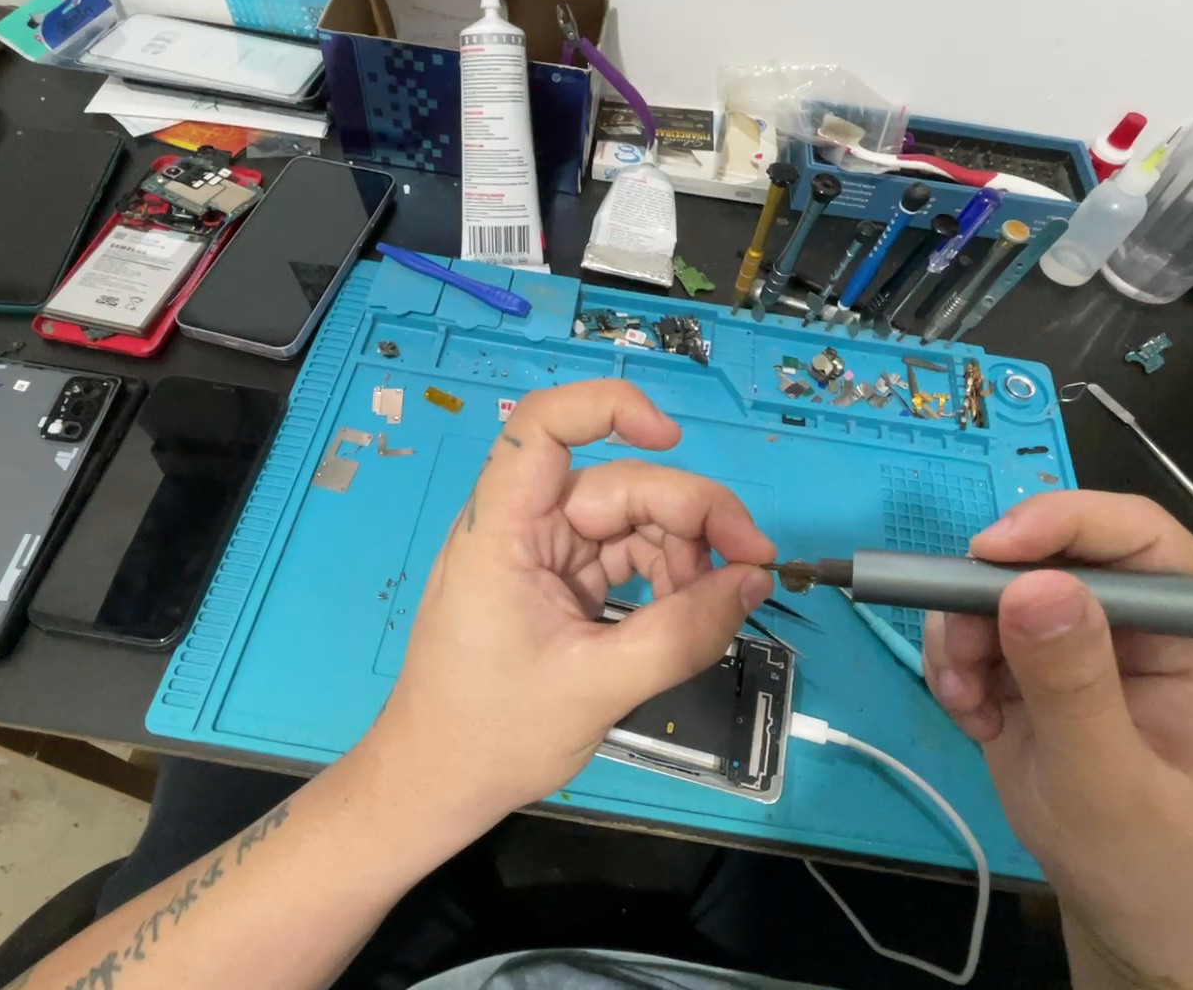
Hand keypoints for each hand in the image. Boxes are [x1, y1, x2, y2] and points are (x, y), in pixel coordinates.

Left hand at [370, 380, 775, 827]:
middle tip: (753, 563)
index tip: (672, 439)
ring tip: (715, 606)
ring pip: (631, 519)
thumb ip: (681, 634)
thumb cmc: (492, 734)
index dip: (606, 407)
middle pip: (618, 483)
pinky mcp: (562, 581)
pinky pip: (627, 556)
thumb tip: (754, 581)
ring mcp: (545, 552)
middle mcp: (524, 524)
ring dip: (685, 552)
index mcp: (503, 529)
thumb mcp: (595, 688)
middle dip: (691, 514)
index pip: (541, 426)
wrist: (438, 783)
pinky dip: (666, 577)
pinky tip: (690, 611)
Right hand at [921, 491, 1192, 986]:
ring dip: (959, 638)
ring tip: (964, 703)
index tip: (989, 552)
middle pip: (1047, 554)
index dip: (1066, 523)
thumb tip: (1031, 587)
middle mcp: (1136, 622)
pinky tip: (970, 715)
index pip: (1141, 539)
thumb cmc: (1142, 858)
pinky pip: (968, 625)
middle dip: (986, 598)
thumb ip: (1074, 688)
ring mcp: (1077, 638)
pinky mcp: (1028, 657)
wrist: (1114, 903)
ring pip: (992, 587)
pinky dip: (952, 663)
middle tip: (959, 655)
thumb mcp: (1108, 784)